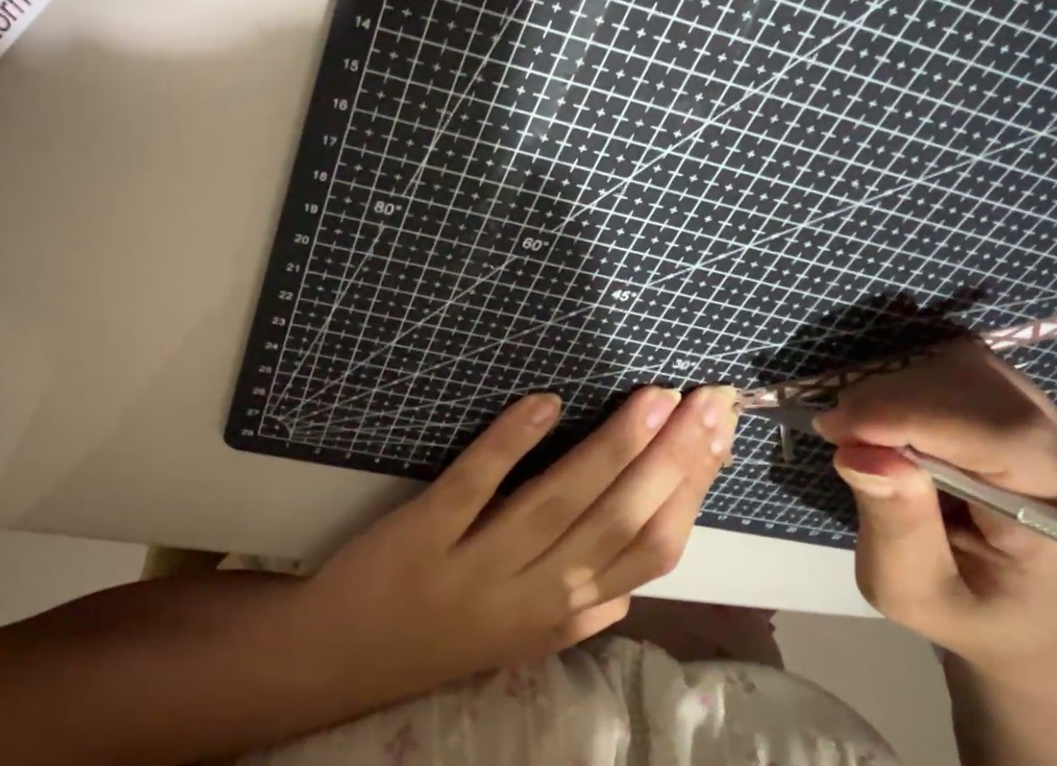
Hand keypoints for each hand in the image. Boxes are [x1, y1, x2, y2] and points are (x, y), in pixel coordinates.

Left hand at [300, 384, 737, 702]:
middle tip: (706, 401)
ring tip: (650, 399)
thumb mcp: (524, 639)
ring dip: (611, 448)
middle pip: (619, 521)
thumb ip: (583, 611)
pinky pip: (475, 483)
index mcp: (568, 613)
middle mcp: (534, 594)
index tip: (715, 434)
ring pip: (560, 504)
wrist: (341, 657)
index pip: (651, 550)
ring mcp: (478, 563)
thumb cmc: (441, 637)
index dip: (691, 489)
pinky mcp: (423, 533)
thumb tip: (639, 578)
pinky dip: (511, 443)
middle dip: (672, 458)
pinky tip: (545, 403)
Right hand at [814, 339, 1056, 664]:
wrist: (1022, 617)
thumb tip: (860, 453)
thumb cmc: (964, 614)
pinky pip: (973, 373)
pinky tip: (896, 421)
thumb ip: (895, 527)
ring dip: (904, 388)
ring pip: (976, 372)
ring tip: (865, 429)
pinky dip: (918, 384)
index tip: (836, 425)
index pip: (1005, 438)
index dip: (915, 416)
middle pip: (986, 393)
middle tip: (838, 429)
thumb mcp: (910, 595)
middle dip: (896, 399)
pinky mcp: (1042, 413)